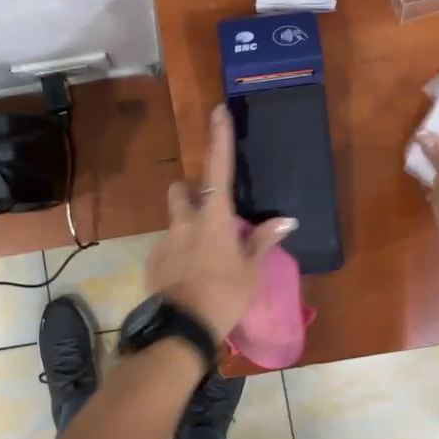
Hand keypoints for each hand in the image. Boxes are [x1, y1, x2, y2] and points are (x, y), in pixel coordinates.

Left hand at [144, 105, 296, 342]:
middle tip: (207, 211)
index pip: (218, 169)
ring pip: (173, 221)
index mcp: (214, 218)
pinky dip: (177, 255)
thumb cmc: (225, 294)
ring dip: (184, 226)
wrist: (182, 327)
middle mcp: (185, 222)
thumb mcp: (251, 270)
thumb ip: (262, 241)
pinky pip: (166, 249)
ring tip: (200, 253)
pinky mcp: (152, 262)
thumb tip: (285, 220)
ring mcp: (165, 241)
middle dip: (189, 193)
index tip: (217, 111)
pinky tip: (188, 278)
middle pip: (181, 191)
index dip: (219, 139)